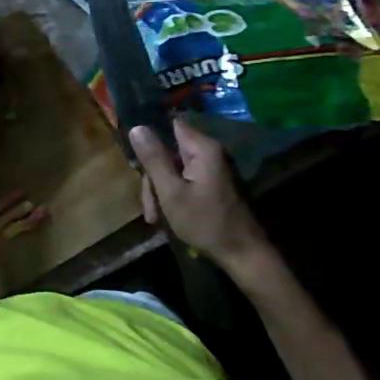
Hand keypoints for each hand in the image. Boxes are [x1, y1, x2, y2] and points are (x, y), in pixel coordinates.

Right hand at [131, 118, 268, 268]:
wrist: (243, 253)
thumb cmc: (205, 222)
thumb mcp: (171, 192)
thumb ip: (154, 159)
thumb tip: (137, 127)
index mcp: (203, 149)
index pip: (171, 126)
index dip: (151, 139)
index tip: (136, 162)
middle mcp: (211, 153)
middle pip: (170, 153)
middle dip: (154, 178)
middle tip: (150, 210)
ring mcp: (214, 169)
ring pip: (176, 170)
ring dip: (162, 191)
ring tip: (157, 218)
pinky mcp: (215, 185)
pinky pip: (187, 181)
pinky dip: (175, 196)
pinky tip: (169, 216)